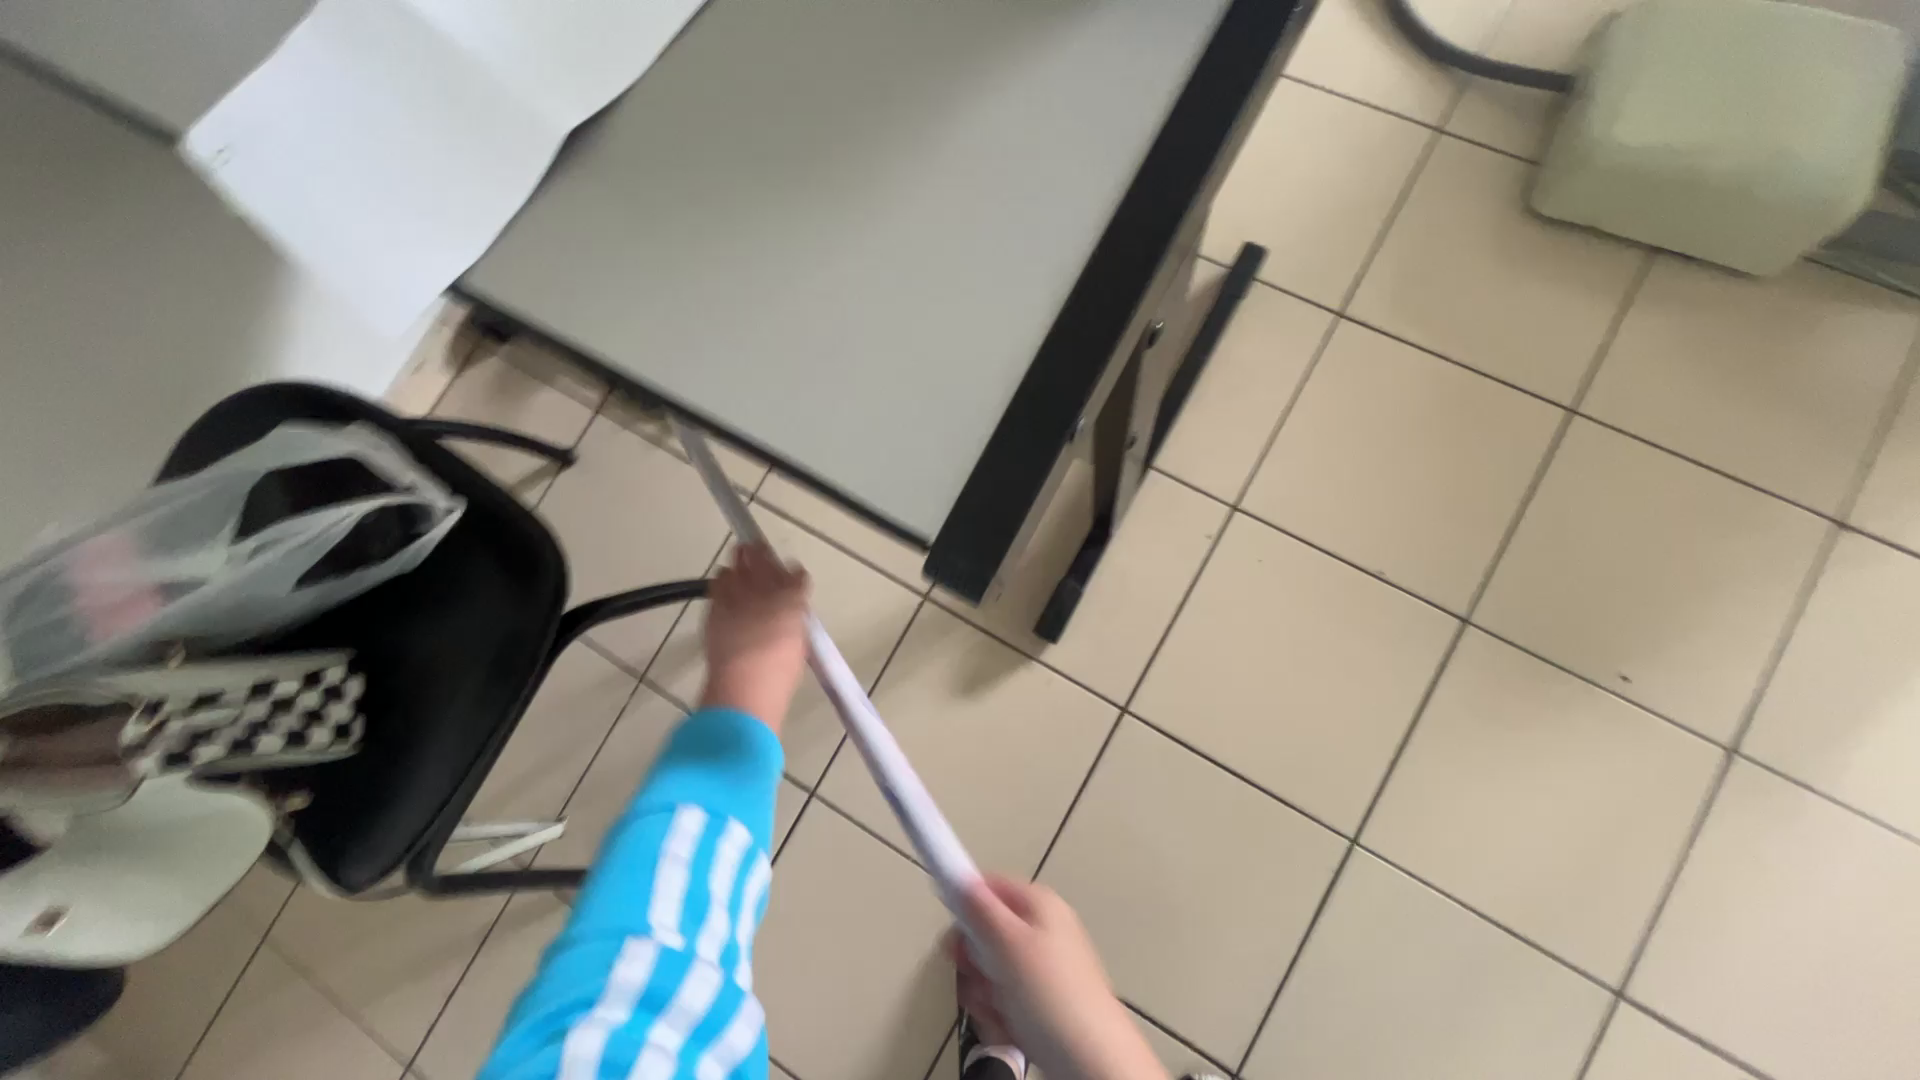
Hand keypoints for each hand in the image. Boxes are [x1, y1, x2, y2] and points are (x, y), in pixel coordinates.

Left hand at [699, 543, 809, 732]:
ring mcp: (740, 596)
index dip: (793, 573)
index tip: (791, 571)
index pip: (797, 576)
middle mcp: (769, 592)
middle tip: (759, 545)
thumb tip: (789, 614)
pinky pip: (720, 582)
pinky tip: (723, 576)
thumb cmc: (779, 673)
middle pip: (766, 563)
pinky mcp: (716, 607)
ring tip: (740, 554)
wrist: (745, 686)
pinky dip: (723, 577)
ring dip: (741, 560)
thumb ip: (794, 623)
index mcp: (795, 602)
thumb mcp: (798, 646)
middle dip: (763, 554)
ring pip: (740, 566)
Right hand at [947, 876, 1168, 1079]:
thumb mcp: (1009, 943)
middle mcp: (1039, 929)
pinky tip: (1009, 1025)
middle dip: (975, 961)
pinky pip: (1002, 996)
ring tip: (1000, 1008)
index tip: (954, 936)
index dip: (965, 905)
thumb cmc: (1050, 994)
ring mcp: (1039, 966)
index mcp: (1038, 904)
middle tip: (981, 978)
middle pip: (984, 932)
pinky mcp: (1038, 999)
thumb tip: (958, 877)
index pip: (989, 886)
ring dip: (984, 992)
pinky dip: (999, 1011)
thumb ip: (979, 908)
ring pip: (989, 969)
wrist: (1091, 1059)